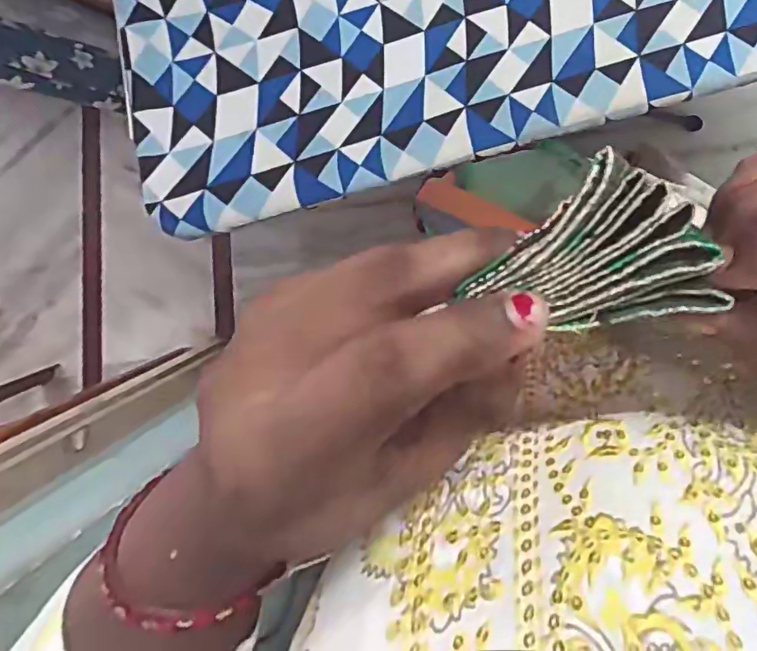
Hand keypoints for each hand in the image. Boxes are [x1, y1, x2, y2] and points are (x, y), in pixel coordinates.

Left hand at [180, 229, 547, 575]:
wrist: (220, 488)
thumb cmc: (317, 507)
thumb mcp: (395, 485)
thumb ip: (457, 413)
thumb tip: (517, 337)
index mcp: (295, 437)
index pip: (388, 365)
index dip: (464, 332)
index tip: (535, 311)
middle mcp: (273, 357)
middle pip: (379, 284)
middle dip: (464, 259)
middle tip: (527, 249)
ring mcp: (270, 312)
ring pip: (375, 260)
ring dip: (443, 253)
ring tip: (494, 254)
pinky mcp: (278, 289)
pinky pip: (361, 264)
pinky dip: (411, 265)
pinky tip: (439, 275)